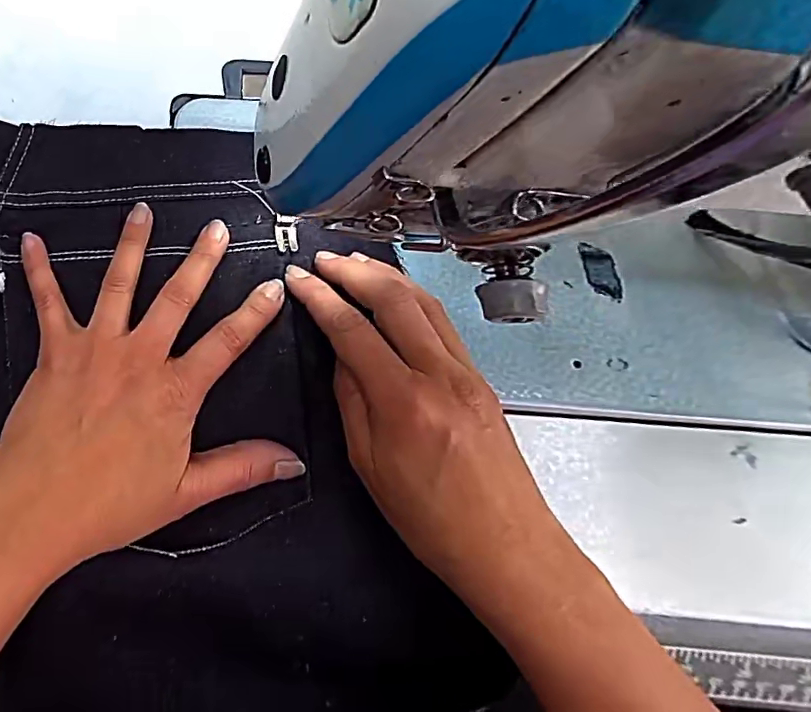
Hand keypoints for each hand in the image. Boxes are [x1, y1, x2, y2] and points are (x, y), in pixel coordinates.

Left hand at [0, 203, 302, 578]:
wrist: (33, 509)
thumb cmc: (108, 504)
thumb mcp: (184, 492)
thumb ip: (240, 468)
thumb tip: (291, 462)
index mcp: (174, 390)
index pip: (226, 342)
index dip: (254, 313)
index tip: (272, 286)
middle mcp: (139, 357)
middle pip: (178, 297)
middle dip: (201, 259)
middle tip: (216, 229)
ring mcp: (97, 347)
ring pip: (120, 284)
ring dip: (133, 244)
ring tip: (143, 213)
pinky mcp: (57, 349)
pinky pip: (48, 302)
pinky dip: (39, 270)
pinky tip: (32, 241)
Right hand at [281, 252, 567, 599]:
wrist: (509, 549)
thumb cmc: (441, 525)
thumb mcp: (370, 468)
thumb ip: (350, 402)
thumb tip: (340, 357)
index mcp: (406, 404)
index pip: (353, 329)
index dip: (321, 298)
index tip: (302, 282)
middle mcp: (441, 378)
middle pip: (392, 298)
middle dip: (352, 270)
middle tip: (325, 261)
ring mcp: (467, 373)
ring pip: (423, 300)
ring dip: (385, 274)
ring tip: (356, 263)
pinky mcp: (480, 377)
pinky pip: (443, 320)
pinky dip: (413, 295)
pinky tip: (398, 293)